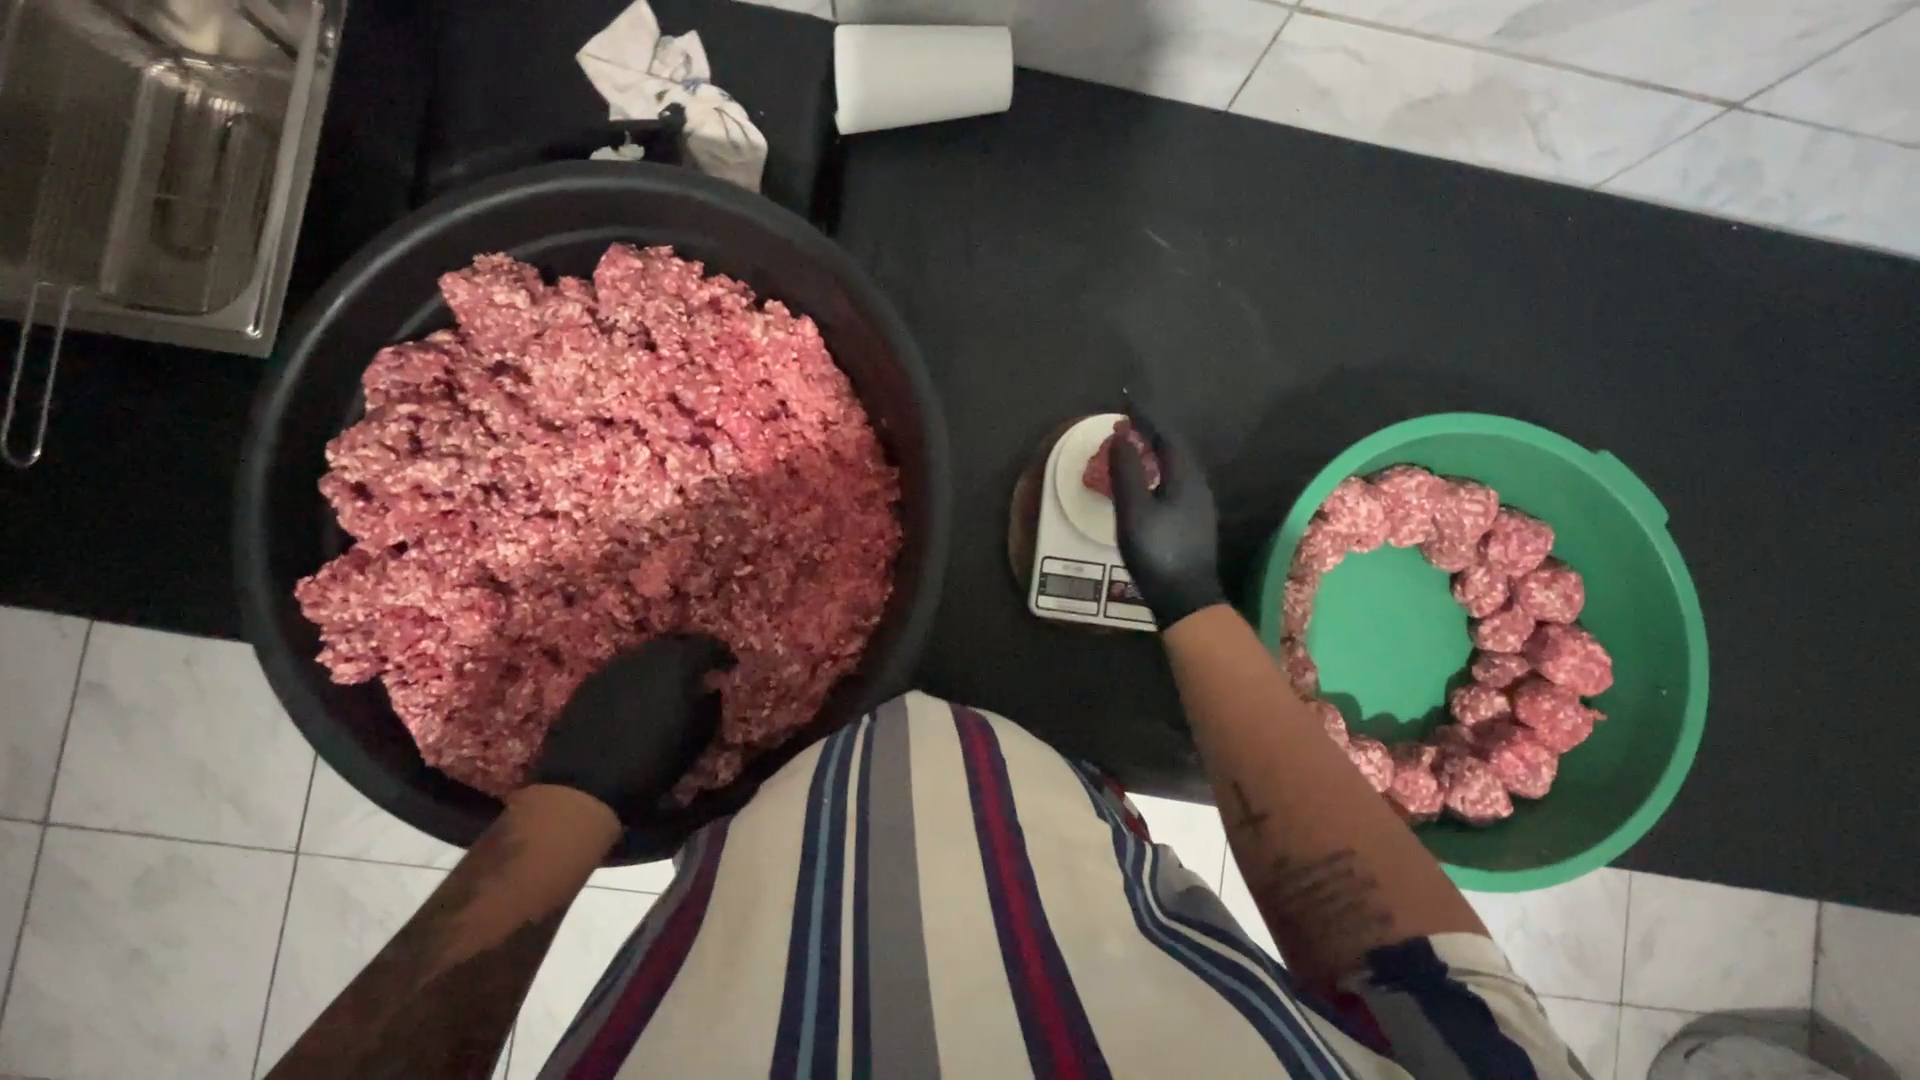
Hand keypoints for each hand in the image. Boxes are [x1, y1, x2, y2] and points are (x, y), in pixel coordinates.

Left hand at [531, 634, 731, 823]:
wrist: (584, 787)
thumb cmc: (652, 764)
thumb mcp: (696, 739)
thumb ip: (709, 706)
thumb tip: (711, 688)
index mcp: (677, 664)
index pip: (708, 644)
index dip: (722, 654)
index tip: (729, 667)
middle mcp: (645, 655)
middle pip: (675, 641)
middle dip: (691, 652)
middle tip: (701, 670)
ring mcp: (614, 665)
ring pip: (646, 653)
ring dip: (662, 663)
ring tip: (670, 683)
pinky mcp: (590, 681)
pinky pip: (623, 669)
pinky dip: (638, 676)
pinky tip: (638, 697)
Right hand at [1110, 400, 1225, 628]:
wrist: (1185, 600)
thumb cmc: (1157, 552)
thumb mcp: (1134, 511)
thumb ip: (1127, 471)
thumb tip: (1121, 436)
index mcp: (1186, 478)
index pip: (1167, 435)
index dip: (1147, 416)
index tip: (1126, 401)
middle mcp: (1198, 486)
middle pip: (1175, 448)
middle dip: (1151, 431)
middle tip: (1126, 421)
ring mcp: (1198, 506)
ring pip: (1176, 467)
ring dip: (1155, 451)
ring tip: (1132, 445)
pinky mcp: (1193, 522)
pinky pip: (1175, 482)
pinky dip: (1157, 470)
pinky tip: (1145, 481)